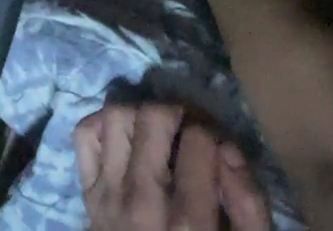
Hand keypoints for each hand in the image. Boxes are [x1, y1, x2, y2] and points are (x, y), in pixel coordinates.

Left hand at [76, 104, 270, 230]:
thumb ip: (248, 203)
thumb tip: (228, 149)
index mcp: (189, 222)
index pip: (199, 139)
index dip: (214, 133)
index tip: (219, 146)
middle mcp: (142, 201)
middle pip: (154, 116)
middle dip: (179, 112)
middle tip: (191, 128)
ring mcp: (108, 196)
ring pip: (116, 116)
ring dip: (141, 114)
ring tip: (160, 132)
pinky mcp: (88, 195)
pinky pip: (84, 136)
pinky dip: (103, 126)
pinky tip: (127, 139)